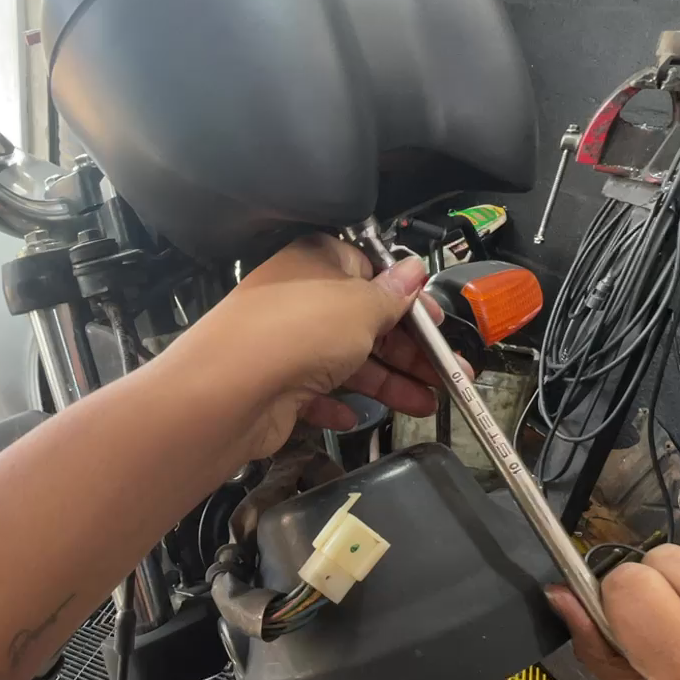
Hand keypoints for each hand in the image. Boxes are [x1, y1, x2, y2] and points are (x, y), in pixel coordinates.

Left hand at [163, 234, 451, 459]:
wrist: (230, 390)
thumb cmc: (298, 332)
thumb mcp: (361, 305)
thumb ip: (392, 295)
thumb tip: (413, 272)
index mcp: (317, 262)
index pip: (372, 273)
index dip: (409, 301)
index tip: (438, 325)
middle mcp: (300, 301)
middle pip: (366, 324)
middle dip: (410, 352)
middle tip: (449, 374)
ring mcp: (286, 346)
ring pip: (347, 363)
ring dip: (387, 383)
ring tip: (426, 404)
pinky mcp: (277, 389)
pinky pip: (315, 396)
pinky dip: (337, 406)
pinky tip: (355, 416)